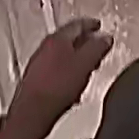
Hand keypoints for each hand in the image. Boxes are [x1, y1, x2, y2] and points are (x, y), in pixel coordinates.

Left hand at [8, 18, 113, 133]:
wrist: (32, 113)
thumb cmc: (55, 88)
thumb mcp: (86, 64)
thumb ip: (98, 48)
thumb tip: (106, 38)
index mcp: (57, 39)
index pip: (78, 24)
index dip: (91, 25)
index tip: (98, 26)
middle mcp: (45, 48)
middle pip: (68, 38)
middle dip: (84, 42)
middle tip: (95, 45)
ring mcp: (38, 63)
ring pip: (61, 54)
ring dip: (75, 58)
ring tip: (87, 66)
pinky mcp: (35, 80)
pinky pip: (54, 69)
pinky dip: (66, 71)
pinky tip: (72, 84)